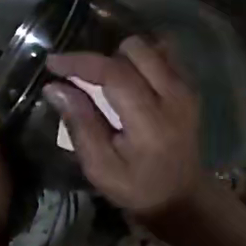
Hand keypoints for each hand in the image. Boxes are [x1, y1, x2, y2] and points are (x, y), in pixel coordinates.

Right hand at [44, 36, 203, 216]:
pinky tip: (131, 79)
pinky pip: (167, 56)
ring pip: (153, 47)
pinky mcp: (192, 89)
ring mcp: (187, 90)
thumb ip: (80, 124)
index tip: (53, 63)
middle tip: (86, 78)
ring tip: (109, 79)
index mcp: (150, 121)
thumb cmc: (137, 188)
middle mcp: (174, 97)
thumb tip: (55, 86)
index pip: (115, 73)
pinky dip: (144, 60)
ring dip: (125, 57)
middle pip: (137, 49)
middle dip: (105, 57)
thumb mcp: (100, 167)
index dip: (81, 62)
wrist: (182, 197)